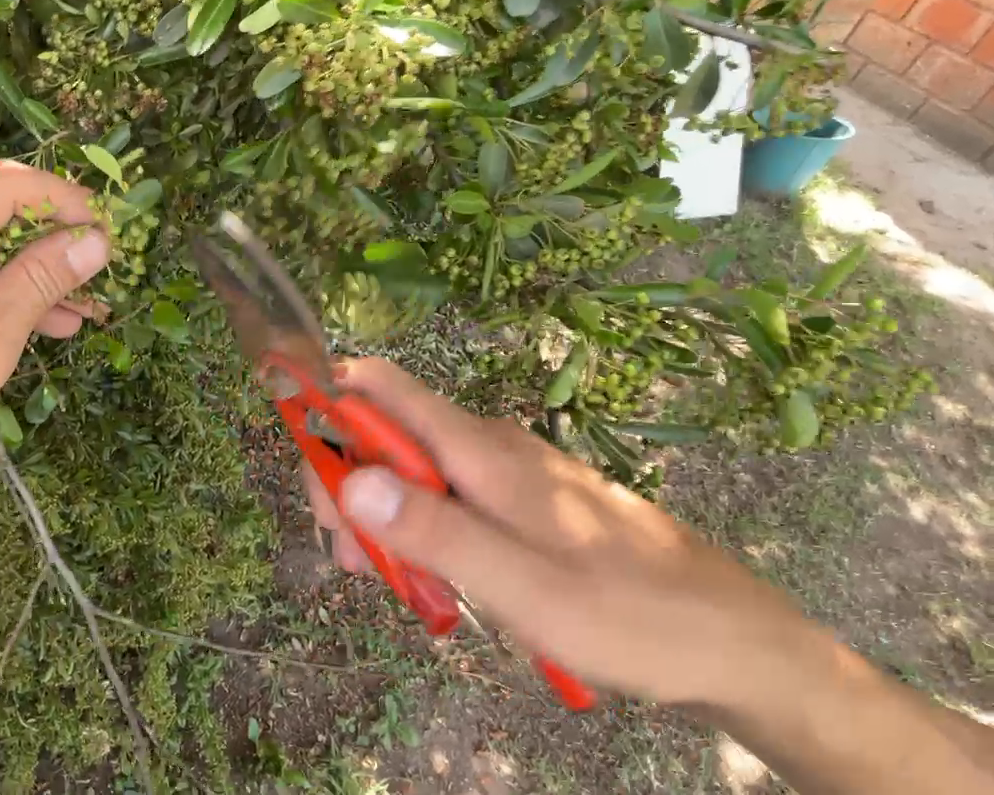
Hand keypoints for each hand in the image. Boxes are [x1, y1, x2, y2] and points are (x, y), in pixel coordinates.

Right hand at [302, 358, 814, 710]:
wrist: (744, 647)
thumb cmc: (632, 615)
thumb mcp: (521, 585)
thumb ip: (431, 530)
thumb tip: (348, 480)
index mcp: (477, 449)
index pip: (378, 385)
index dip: (321, 389)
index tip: (288, 433)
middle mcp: (483, 446)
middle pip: (382, 435)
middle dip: (347, 484)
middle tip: (353, 559)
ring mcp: (502, 473)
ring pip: (410, 473)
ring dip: (383, 518)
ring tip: (401, 585)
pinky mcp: (518, 502)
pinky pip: (445, 499)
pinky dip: (421, 531)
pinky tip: (437, 581)